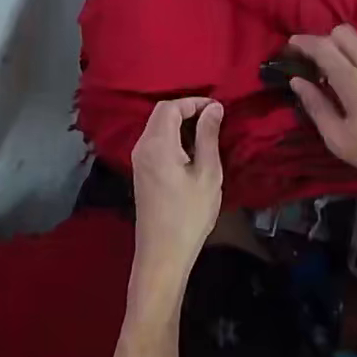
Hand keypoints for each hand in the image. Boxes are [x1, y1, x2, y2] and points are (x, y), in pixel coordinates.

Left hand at [130, 98, 223, 285]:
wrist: (163, 254)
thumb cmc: (189, 214)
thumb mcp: (207, 173)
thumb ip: (208, 136)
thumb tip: (214, 108)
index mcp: (157, 144)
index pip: (170, 107)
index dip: (194, 102)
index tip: (218, 109)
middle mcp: (142, 147)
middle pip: (161, 113)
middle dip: (187, 110)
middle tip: (214, 119)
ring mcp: (139, 161)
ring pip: (157, 127)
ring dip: (181, 123)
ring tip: (207, 133)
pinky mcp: (141, 172)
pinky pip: (156, 141)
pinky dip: (173, 137)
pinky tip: (192, 151)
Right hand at [286, 26, 356, 205]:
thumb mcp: (339, 139)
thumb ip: (315, 105)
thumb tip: (297, 81)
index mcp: (354, 81)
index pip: (323, 48)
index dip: (304, 43)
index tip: (293, 45)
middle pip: (344, 32)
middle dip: (328, 41)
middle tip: (322, 63)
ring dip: (353, 52)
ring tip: (354, 78)